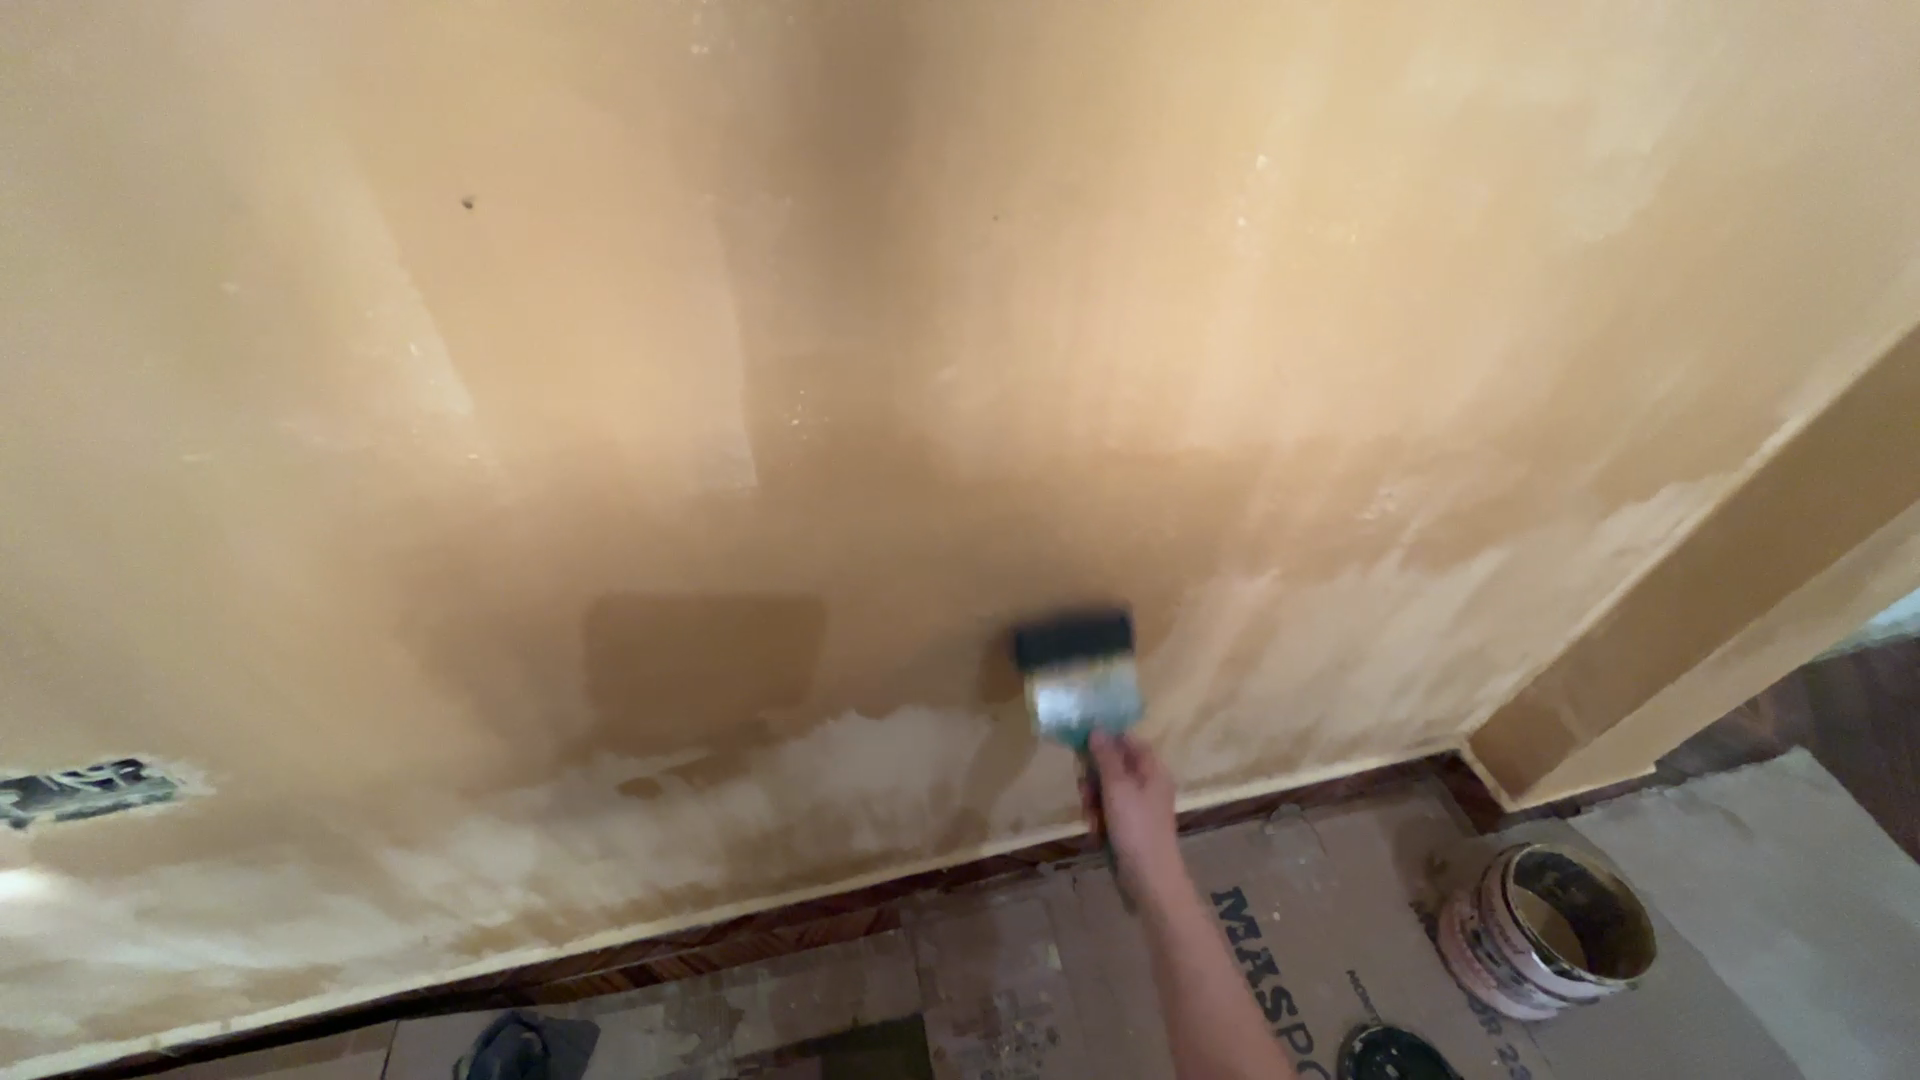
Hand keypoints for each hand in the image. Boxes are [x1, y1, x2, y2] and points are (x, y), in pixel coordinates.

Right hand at [1083, 731, 1185, 898]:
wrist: (1149, 880)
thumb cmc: (1136, 828)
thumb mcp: (1117, 788)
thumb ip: (1105, 757)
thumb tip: (1097, 728)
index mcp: (1152, 770)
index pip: (1128, 741)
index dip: (1106, 739)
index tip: (1081, 743)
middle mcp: (1147, 784)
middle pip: (1113, 765)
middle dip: (1094, 778)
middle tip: (1085, 791)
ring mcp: (1138, 806)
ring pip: (1106, 789)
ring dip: (1093, 801)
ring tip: (1092, 819)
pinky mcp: (1129, 826)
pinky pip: (1108, 811)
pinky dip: (1099, 818)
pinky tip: (1096, 832)